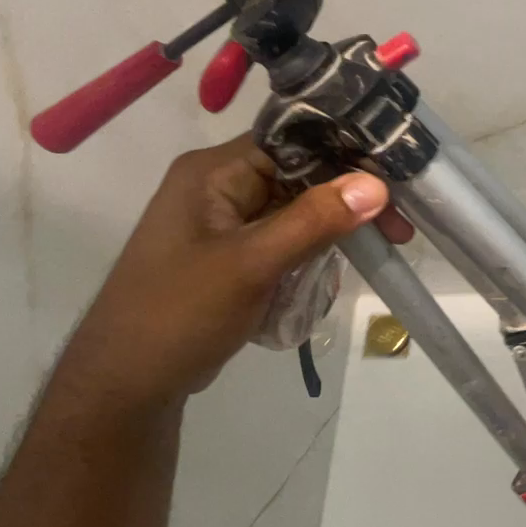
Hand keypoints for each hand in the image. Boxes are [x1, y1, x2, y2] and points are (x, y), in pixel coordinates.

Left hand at [59, 136, 412, 410]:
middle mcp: (220, 186)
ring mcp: (226, 221)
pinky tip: (336, 275)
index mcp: (213, 171)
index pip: (293, 141)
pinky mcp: (234, 253)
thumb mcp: (252, 264)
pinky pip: (287, 238)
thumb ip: (314, 221)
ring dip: (335, 229)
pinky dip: (314, 253)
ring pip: (299, 209)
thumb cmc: (179, 314)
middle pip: (301, 174)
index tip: (394, 183)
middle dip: (349, 199)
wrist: (126, 385)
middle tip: (399, 229)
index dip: (346, 156)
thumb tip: (376, 185)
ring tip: (379, 251)